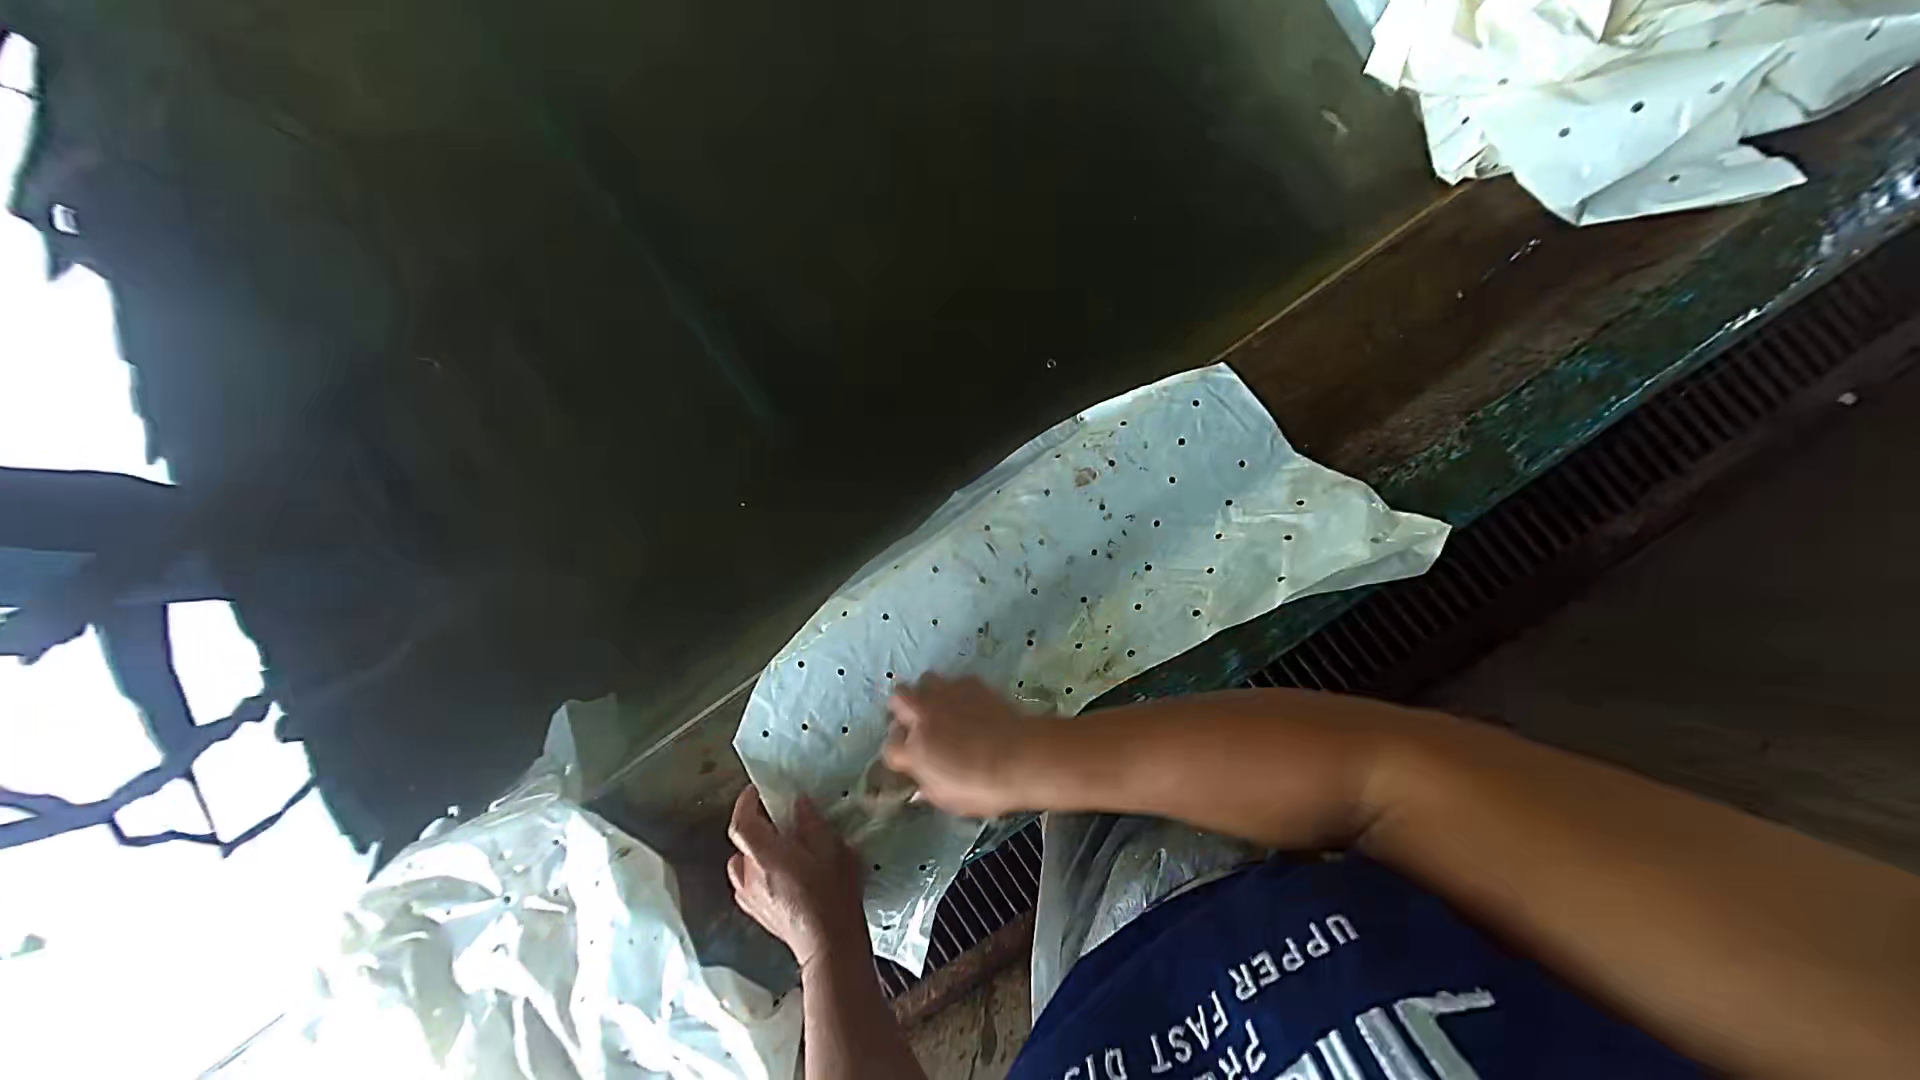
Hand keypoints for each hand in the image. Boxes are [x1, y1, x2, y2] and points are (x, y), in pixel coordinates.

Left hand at [727, 785, 866, 970]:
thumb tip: (798, 803)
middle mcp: (750, 877)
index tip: (756, 790)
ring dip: (752, 849)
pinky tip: (774, 872)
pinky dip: (753, 870)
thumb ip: (811, 824)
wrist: (829, 946)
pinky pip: (744, 883)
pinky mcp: (755, 913)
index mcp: (767, 857)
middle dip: (754, 825)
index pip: (741, 824)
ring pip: (739, 864)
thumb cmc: (833, 895)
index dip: (745, 803)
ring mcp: (749, 898)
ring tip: (775, 844)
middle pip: (740, 843)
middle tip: (777, 815)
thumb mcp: (832, 851)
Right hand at [882, 675, 1049, 818]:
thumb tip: (920, 786)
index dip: (898, 753)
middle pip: (898, 699)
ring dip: (928, 693)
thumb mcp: (950, 800)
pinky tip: (970, 705)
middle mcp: (924, 716)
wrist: (1021, 756)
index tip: (909, 759)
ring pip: (925, 680)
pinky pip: (955, 681)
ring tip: (941, 707)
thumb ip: (928, 788)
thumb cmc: (985, 787)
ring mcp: (947, 696)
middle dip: (902, 709)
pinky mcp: (971, 683)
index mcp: (914, 750)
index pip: (890, 747)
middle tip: (916, 723)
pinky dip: (958, 691)